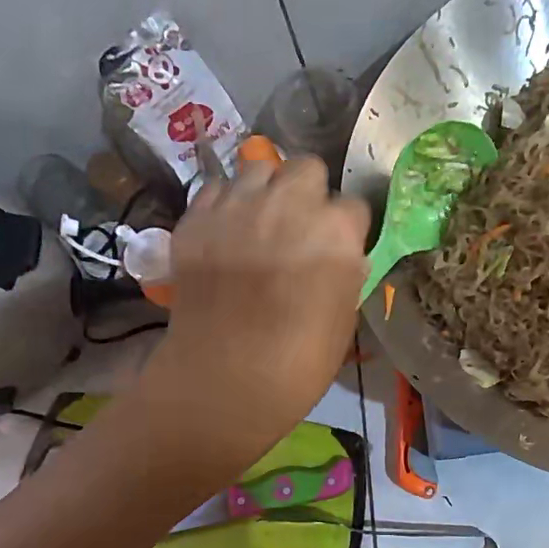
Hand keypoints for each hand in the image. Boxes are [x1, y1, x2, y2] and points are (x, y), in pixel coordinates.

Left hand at [141, 156, 369, 457]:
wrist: (226, 381)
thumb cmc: (299, 363)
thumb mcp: (344, 317)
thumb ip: (345, 271)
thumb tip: (340, 255)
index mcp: (337, 232)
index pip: (352, 205)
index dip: (344, 227)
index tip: (336, 246)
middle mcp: (289, 204)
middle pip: (306, 167)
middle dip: (307, 191)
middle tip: (297, 224)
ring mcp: (238, 206)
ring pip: (258, 166)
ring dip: (266, 189)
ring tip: (258, 220)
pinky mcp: (197, 218)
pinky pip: (217, 188)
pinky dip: (225, 204)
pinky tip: (225, 233)